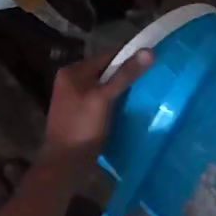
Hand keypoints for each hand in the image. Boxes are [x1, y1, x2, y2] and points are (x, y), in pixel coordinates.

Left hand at [43, 50, 152, 166]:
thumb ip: (125, 75)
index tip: (150, 63)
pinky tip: (126, 109)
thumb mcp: (104, 98)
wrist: (65, 163)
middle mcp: (70, 81)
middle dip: (124, 76)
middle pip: (104, 72)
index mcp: (72, 72)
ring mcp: (73, 98)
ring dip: (119, 91)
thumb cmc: (83, 127)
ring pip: (103, 87)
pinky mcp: (79, 114)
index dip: (127, 59)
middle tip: (148, 81)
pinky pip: (100, 101)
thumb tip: (148, 51)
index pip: (105, 57)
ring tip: (141, 95)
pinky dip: (113, 103)